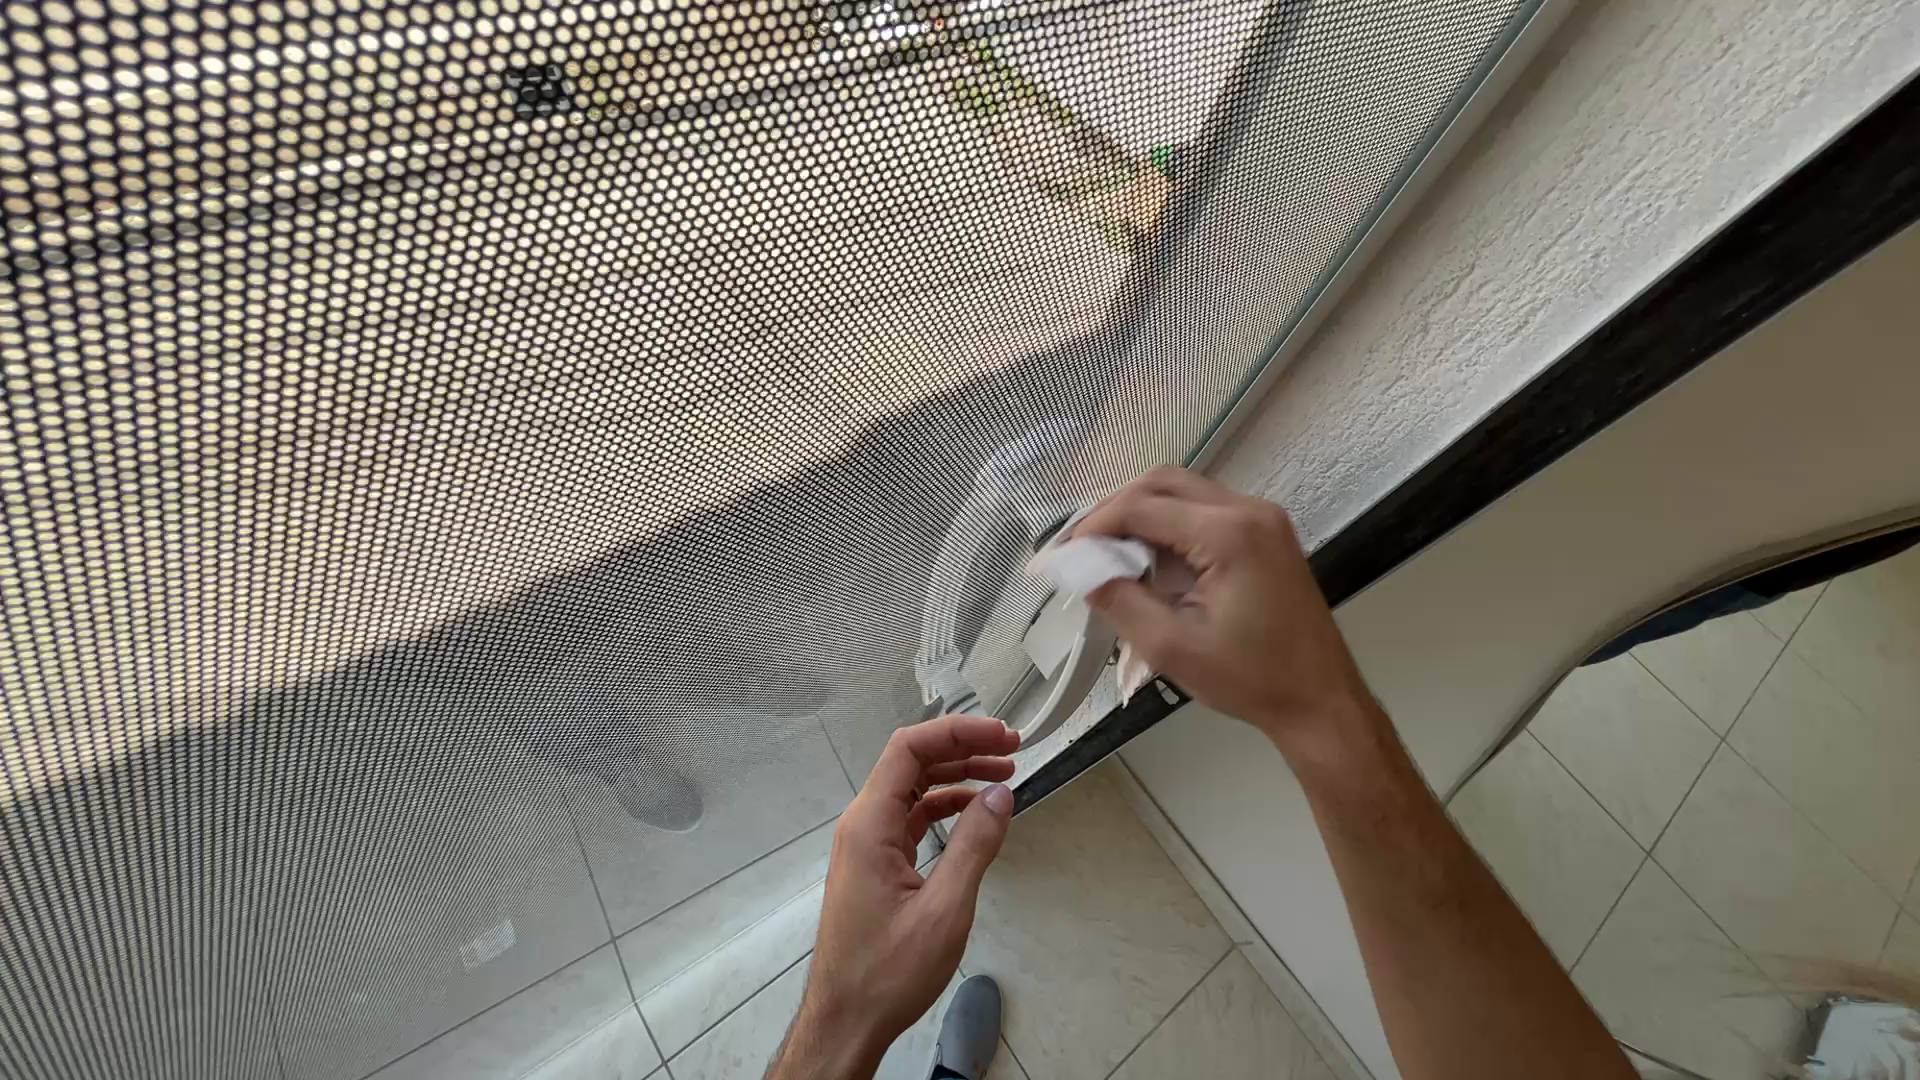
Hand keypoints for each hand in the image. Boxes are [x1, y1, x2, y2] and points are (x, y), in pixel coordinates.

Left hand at [769, 715, 1018, 1079]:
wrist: (844, 1023)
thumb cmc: (888, 972)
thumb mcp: (944, 909)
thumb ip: (974, 846)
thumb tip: (1002, 794)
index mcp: (869, 822)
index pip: (910, 748)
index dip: (957, 731)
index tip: (1001, 736)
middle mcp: (863, 822)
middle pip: (913, 762)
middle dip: (963, 748)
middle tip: (1012, 749)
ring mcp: (868, 841)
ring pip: (914, 787)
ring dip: (958, 775)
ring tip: (1004, 774)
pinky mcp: (877, 861)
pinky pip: (912, 816)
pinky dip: (946, 805)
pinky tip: (976, 811)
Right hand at [1075, 466, 1376, 753]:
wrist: (1321, 700)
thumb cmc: (1250, 680)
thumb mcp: (1171, 648)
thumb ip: (1119, 601)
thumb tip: (1081, 570)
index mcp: (1228, 534)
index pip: (1142, 507)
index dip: (1095, 525)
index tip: (1065, 553)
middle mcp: (1248, 510)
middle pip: (1163, 481)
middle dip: (1115, 508)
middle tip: (1084, 545)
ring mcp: (1263, 518)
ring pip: (1183, 490)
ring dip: (1141, 512)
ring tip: (1108, 550)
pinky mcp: (1266, 532)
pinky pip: (1204, 507)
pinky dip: (1168, 522)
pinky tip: (1149, 555)